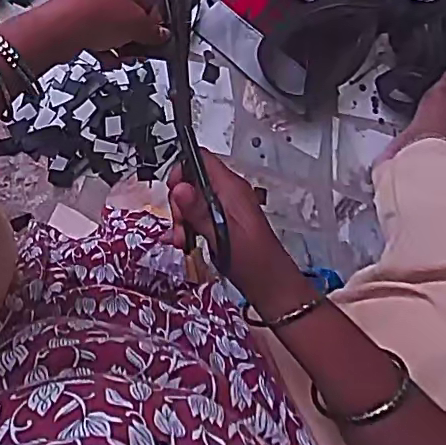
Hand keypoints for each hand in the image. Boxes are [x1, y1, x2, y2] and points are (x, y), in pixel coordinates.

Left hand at [3, 0, 166, 66]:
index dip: (156, 19)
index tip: (159, 35)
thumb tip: (161, 35)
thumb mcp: (137, 26)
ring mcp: (88, 6)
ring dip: (120, 45)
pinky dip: (104, 49)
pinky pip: (96, 38)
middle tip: (141, 48)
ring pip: (112, 28)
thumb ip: (154, 31)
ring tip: (123, 56)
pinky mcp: (76, 24)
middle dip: (136, 35)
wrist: (59, 30)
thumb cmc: (92, 15)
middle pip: (129, 15)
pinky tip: (108, 59)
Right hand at [168, 151, 310, 311]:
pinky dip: (190, 224)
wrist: (271, 286)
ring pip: (192, 198)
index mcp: (231, 189)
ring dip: (182, 217)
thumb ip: (198, 211)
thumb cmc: (254, 263)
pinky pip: (199, 212)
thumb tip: (180, 188)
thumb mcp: (220, 236)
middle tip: (180, 224)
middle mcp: (229, 192)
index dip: (181, 170)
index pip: (201, 158)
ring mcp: (226, 205)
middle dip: (179, 201)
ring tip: (183, 238)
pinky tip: (187, 240)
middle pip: (192, 180)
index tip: (174, 194)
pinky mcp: (224, 219)